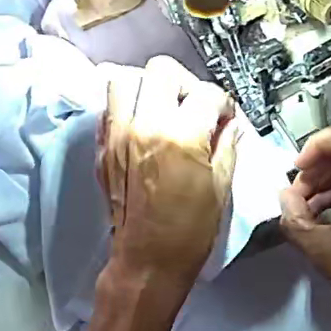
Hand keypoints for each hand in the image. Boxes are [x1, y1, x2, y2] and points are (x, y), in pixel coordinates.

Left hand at [99, 57, 242, 294]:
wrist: (147, 260)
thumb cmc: (189, 230)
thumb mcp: (220, 185)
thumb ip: (226, 145)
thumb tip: (228, 124)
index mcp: (181, 136)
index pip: (207, 93)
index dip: (223, 103)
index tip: (224, 116)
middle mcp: (145, 126)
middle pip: (162, 70)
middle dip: (184, 83)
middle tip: (193, 105)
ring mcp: (118, 134)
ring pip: (125, 79)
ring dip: (148, 87)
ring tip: (163, 108)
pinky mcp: (102, 147)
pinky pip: (109, 107)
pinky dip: (127, 106)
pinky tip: (143, 125)